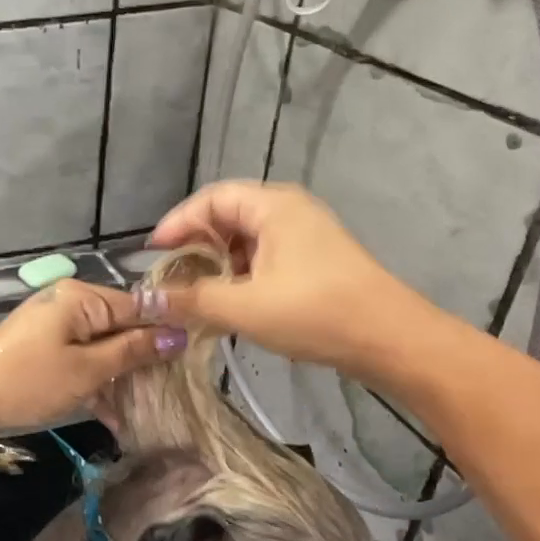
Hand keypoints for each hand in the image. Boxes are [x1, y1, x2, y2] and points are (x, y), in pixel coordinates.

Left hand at [0, 279, 184, 428]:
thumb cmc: (30, 381)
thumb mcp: (88, 370)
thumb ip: (133, 351)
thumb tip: (176, 335)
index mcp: (81, 296)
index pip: (139, 306)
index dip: (166, 331)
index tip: (194, 358)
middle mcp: (69, 302)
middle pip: (121, 326)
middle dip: (143, 360)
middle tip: (169, 391)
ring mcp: (54, 324)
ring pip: (103, 346)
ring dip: (120, 378)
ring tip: (142, 410)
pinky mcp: (43, 346)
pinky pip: (81, 357)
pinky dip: (95, 382)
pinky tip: (112, 416)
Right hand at [147, 181, 434, 377]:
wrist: (394, 341)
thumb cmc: (316, 313)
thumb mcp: (244, 308)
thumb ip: (190, 300)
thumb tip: (145, 299)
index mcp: (273, 206)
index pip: (210, 199)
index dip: (177, 224)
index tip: (153, 256)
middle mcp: (289, 210)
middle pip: (227, 215)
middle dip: (195, 245)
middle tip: (171, 276)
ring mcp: (306, 234)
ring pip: (245, 238)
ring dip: (217, 263)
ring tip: (196, 293)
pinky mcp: (315, 260)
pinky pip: (264, 255)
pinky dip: (240, 274)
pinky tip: (231, 302)